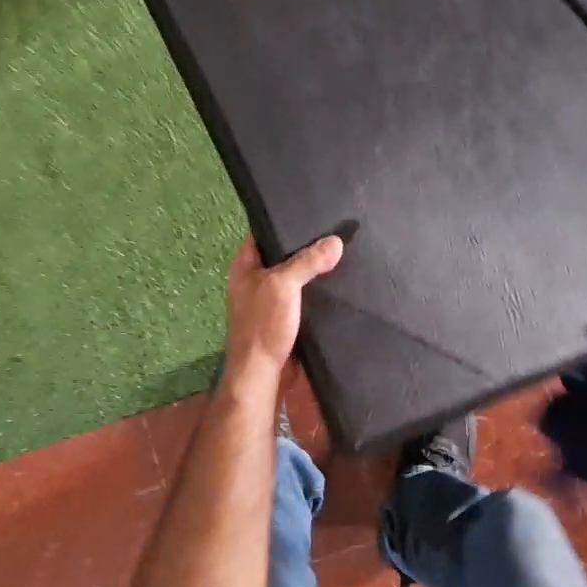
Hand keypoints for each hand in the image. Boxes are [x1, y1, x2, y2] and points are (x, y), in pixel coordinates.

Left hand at [222, 234, 343, 386]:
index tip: (311, 210)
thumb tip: (335, 241)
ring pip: (296, 277)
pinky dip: (318, 292)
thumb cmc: (263, 324)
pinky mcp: (285, 319)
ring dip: (314, 270)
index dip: (283, 221)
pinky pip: (304, 298)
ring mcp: (270, 300)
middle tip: (334, 231)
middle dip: (306, 246)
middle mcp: (255, 279)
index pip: (264, 232)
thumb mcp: (284, 284)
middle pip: (283, 254)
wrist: (261, 375)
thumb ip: (308, 261)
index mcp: (245, 265)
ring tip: (342, 253)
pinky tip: (338, 283)